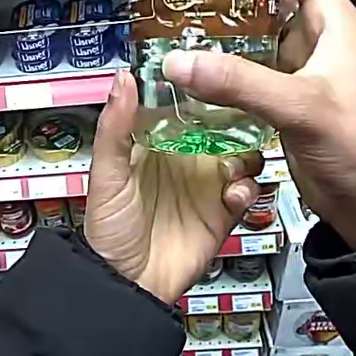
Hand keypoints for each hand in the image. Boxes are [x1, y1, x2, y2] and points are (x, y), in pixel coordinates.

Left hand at [84, 70, 262, 302]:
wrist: (128, 284)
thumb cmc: (108, 229)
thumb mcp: (107, 174)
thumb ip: (116, 127)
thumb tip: (124, 79)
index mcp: (156, 145)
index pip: (182, 108)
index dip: (199, 91)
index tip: (214, 72)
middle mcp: (185, 160)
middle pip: (220, 127)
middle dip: (234, 118)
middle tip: (242, 112)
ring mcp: (206, 186)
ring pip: (240, 155)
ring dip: (245, 153)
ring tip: (234, 161)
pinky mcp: (223, 213)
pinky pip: (247, 191)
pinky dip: (247, 187)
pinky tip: (234, 192)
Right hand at [162, 0, 355, 251]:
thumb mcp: (301, 106)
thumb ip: (240, 83)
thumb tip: (178, 61)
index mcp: (333, 21)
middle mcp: (315, 35)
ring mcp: (297, 66)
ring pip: (255, 26)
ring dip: (223, 13)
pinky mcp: (282, 94)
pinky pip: (247, 63)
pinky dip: (221, 55)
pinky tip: (191, 54)